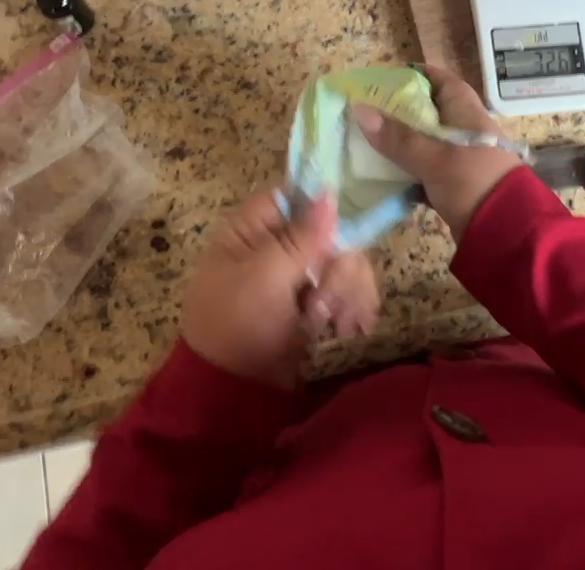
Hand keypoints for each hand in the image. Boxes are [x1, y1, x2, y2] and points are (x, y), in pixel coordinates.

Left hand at [180, 190, 378, 388]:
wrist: (233, 393)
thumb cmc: (239, 325)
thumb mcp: (266, 276)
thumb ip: (301, 236)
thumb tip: (329, 192)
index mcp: (252, 228)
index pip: (297, 196)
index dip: (324, 211)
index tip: (338, 238)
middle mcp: (276, 243)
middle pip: (329, 230)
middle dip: (338, 270)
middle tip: (326, 305)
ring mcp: (296, 272)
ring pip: (343, 260)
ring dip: (348, 292)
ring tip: (340, 327)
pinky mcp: (313, 299)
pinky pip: (346, 287)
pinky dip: (351, 306)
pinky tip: (349, 330)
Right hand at [353, 64, 522, 239]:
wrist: (506, 233)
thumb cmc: (474, 183)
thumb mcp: (434, 158)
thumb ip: (398, 137)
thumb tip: (360, 109)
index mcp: (466, 114)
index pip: (443, 82)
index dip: (418, 75)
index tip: (387, 78)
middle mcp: (464, 132)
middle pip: (429, 113)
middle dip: (398, 113)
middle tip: (366, 112)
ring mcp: (461, 160)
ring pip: (424, 144)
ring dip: (399, 145)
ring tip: (365, 142)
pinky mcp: (455, 187)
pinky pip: (424, 172)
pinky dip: (405, 173)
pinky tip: (381, 177)